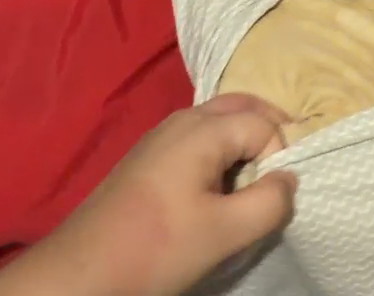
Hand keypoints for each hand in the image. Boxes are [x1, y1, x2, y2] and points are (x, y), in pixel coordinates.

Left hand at [0, 94, 297, 295]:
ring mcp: (163, 133)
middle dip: (269, 127)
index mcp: (204, 128)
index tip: (274, 196)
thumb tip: (289, 179)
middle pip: (241, 105)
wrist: (84, 269)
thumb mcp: (224, 233)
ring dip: (244, 138)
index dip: (278, 157)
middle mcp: (184, 118)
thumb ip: (268, 203)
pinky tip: (219, 183)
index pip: (264, 125)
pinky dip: (222, 146)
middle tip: (284, 166)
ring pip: (219, 118)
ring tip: (256, 178)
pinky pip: (199, 134)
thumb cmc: (157, 246)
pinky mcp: (150, 154)